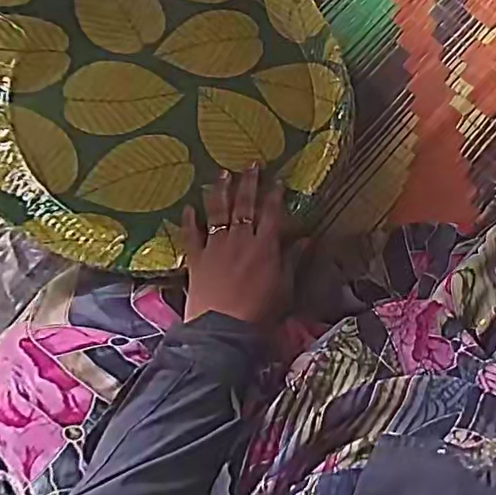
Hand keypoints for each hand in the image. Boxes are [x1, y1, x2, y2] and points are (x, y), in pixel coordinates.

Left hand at [179, 168, 305, 329]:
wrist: (222, 329)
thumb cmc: (261, 311)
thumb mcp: (285, 286)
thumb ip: (293, 259)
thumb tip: (307, 239)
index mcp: (265, 245)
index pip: (272, 213)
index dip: (275, 195)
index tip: (278, 180)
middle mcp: (241, 239)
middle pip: (245, 205)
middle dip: (249, 183)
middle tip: (250, 164)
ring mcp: (216, 246)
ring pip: (218, 212)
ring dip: (221, 192)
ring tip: (222, 174)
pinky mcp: (196, 258)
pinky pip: (192, 235)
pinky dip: (189, 220)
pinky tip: (188, 208)